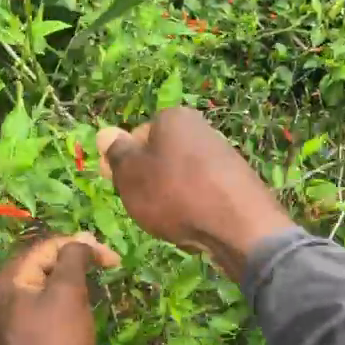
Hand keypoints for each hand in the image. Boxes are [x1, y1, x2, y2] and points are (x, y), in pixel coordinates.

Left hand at [0, 233, 120, 344]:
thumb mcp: (68, 296)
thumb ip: (73, 260)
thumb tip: (80, 240)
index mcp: (10, 279)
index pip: (48, 246)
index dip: (82, 246)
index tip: (114, 259)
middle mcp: (5, 294)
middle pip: (45, 263)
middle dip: (77, 261)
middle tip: (109, 267)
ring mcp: (13, 318)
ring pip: (47, 286)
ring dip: (74, 283)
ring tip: (99, 287)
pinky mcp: (25, 338)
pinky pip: (47, 309)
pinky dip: (66, 304)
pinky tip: (82, 312)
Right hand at [96, 106, 293, 281]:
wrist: (238, 226)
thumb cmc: (175, 194)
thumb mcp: (131, 175)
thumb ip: (116, 154)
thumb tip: (106, 133)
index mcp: (173, 118)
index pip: (137, 137)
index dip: (125, 165)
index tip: (123, 188)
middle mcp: (201, 129)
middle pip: (161, 159)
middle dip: (151, 184)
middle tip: (146, 209)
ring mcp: (223, 156)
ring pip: (181, 180)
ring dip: (172, 200)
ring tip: (172, 222)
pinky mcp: (237, 184)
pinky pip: (203, 197)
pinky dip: (195, 211)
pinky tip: (195, 227)